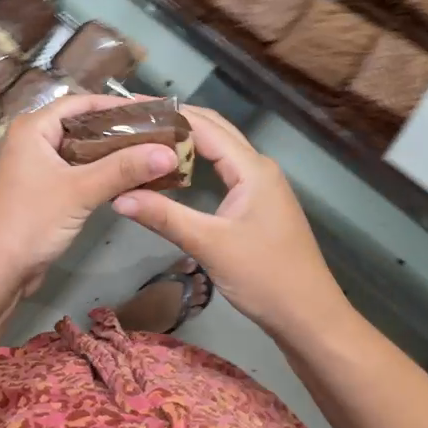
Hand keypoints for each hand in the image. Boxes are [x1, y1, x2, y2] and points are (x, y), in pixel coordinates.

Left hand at [0, 94, 178, 295]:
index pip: (81, 102)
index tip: (155, 111)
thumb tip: (170, 152)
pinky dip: (102, 173)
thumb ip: (124, 169)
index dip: (118, 105)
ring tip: (154, 154)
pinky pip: (77, 172)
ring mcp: (35, 166)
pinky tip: (131, 180)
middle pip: (83, 125)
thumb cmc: (31, 221)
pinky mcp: (42, 190)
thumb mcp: (80, 191)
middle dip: (120, 130)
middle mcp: (32, 140)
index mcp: (33, 128)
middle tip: (161, 133)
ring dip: (113, 153)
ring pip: (81, 151)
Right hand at [112, 105, 352, 339]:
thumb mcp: (209, 245)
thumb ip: (163, 216)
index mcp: (252, 169)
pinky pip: (221, 168)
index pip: (204, 126)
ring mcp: (260, 186)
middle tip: (131, 119)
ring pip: (218, 149)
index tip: (130, 108)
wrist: (310, 319)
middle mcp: (258, 168)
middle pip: (213, 129)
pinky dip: (194, 160)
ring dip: (184, 138)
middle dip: (174, 119)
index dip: (167, 114)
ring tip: (144, 136)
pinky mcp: (256, 204)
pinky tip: (169, 169)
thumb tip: (117, 196)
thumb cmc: (265, 277)